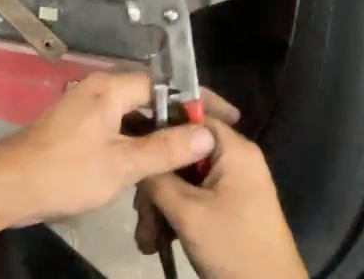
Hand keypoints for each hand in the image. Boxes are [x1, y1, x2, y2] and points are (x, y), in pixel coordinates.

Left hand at [0, 72, 216, 225]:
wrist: (11, 184)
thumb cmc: (67, 171)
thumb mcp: (122, 164)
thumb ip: (164, 148)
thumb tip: (206, 132)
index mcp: (109, 88)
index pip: (162, 83)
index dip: (195, 98)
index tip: (226, 115)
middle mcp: (99, 87)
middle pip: (148, 94)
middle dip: (179, 113)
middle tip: (212, 136)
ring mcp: (87, 105)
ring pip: (133, 110)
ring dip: (159, 128)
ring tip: (191, 150)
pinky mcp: (79, 124)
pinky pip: (119, 122)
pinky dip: (139, 136)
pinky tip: (155, 159)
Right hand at [136, 119, 306, 278]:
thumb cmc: (234, 248)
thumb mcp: (186, 211)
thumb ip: (156, 174)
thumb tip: (130, 146)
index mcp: (233, 149)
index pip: (189, 114)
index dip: (157, 123)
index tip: (130, 140)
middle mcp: (234, 159)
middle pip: (182, 152)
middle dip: (155, 182)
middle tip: (139, 213)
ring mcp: (232, 184)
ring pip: (183, 178)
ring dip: (160, 206)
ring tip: (147, 238)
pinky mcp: (228, 207)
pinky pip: (194, 197)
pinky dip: (175, 216)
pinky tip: (157, 242)